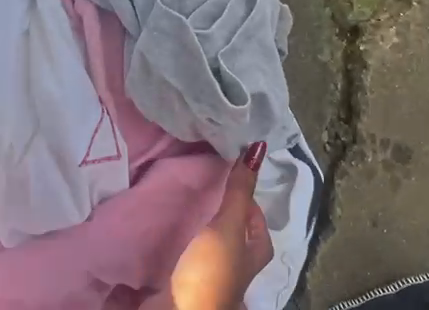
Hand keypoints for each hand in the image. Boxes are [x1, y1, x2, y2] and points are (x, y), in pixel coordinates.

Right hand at [162, 142, 272, 309]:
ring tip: (185, 202)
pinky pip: (189, 253)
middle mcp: (238, 265)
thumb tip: (259, 147)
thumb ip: (239, 190)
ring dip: (200, 225)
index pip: (258, 220)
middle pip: (234, 231)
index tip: (229, 178)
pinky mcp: (189, 280)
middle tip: (203, 185)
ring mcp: (213, 274)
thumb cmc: (213, 269)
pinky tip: (169, 228)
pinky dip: (182, 240)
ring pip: (211, 242)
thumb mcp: (229, 225)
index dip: (247, 199)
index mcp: (255, 254)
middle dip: (220, 210)